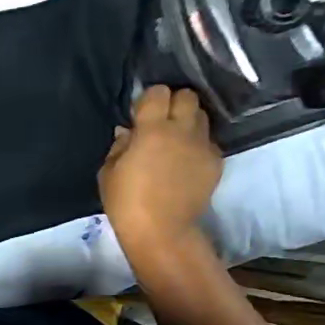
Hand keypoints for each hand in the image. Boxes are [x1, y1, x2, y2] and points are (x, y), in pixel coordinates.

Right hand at [99, 85, 222, 254]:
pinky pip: (208, 141)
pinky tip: (184, 162)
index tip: (138, 115)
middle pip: (187, 96)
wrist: (161, 231)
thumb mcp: (108, 172)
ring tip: (175, 140)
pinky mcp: (216, 161)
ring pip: (202, 116)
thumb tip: (127, 133)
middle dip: (173, 103)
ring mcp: (204, 145)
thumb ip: (119, 146)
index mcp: (152, 129)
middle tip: (160, 122)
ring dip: (188, 122)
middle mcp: (183, 130)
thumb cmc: (126, 202)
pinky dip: (197, 145)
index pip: (158, 92)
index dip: (148, 99)